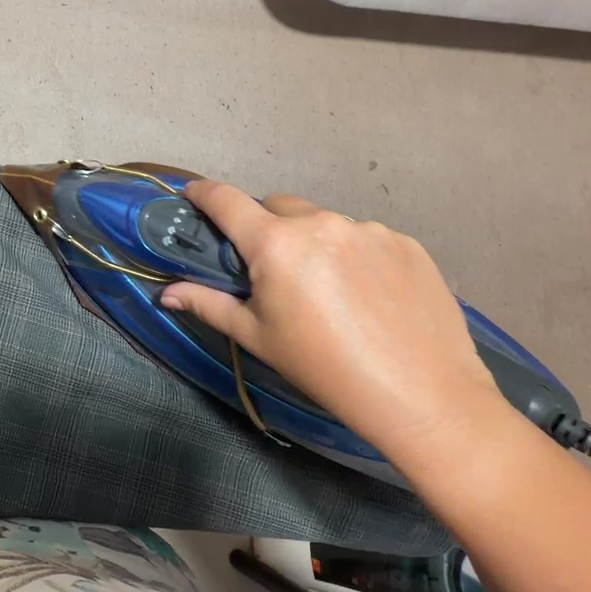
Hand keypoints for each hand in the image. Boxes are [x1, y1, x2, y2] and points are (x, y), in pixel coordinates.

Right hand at [159, 180, 504, 459]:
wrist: (426, 397)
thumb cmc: (325, 368)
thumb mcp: (258, 338)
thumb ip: (208, 304)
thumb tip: (165, 293)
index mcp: (276, 243)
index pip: (226, 200)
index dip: (202, 194)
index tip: (191, 196)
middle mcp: (321, 223)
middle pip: (277, 207)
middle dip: (266, 228)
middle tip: (272, 271)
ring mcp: (369, 230)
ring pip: (324, 223)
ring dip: (313, 243)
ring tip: (329, 290)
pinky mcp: (407, 244)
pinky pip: (364, 238)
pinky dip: (354, 255)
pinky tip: (368, 296)